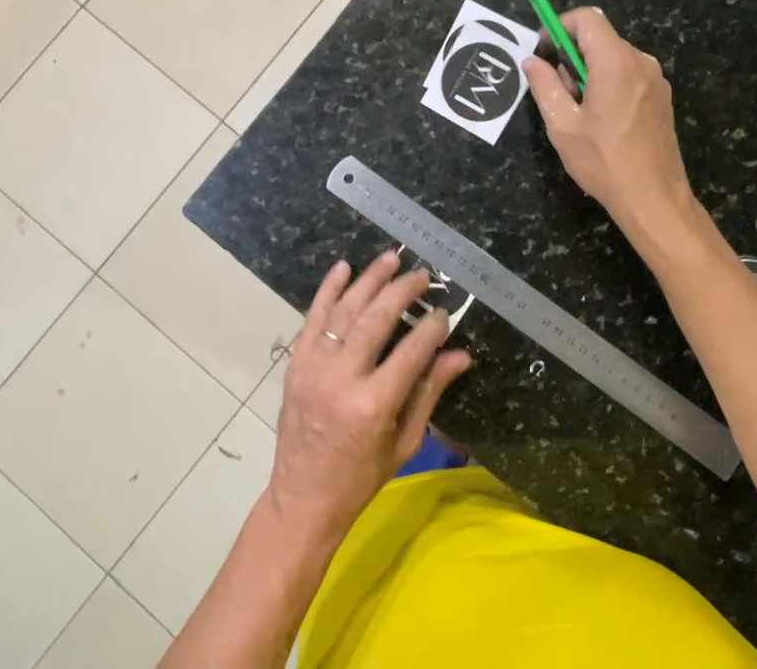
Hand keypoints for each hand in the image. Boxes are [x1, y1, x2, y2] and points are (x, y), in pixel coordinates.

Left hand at [266, 253, 472, 541]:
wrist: (303, 496)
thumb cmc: (362, 477)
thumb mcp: (405, 441)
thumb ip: (430, 393)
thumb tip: (459, 355)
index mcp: (374, 404)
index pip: (411, 351)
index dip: (432, 328)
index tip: (445, 312)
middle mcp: (343, 379)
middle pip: (377, 319)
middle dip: (402, 292)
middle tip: (422, 276)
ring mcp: (314, 368)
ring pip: (345, 311)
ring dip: (369, 281)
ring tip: (390, 260)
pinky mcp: (296, 364)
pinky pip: (313, 319)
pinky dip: (328, 291)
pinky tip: (344, 268)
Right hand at [523, 8, 695, 227]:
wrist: (653, 198)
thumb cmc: (604, 161)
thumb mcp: (563, 125)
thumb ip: (545, 86)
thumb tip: (531, 61)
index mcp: (616, 62)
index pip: (587, 19)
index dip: (559, 26)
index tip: (542, 50)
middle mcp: (640, 62)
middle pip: (600, 38)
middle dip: (571, 55)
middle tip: (555, 90)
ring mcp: (655, 79)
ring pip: (613, 58)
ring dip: (588, 72)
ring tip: (576, 111)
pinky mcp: (660, 97)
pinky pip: (627, 75)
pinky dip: (607, 83)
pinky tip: (599, 119)